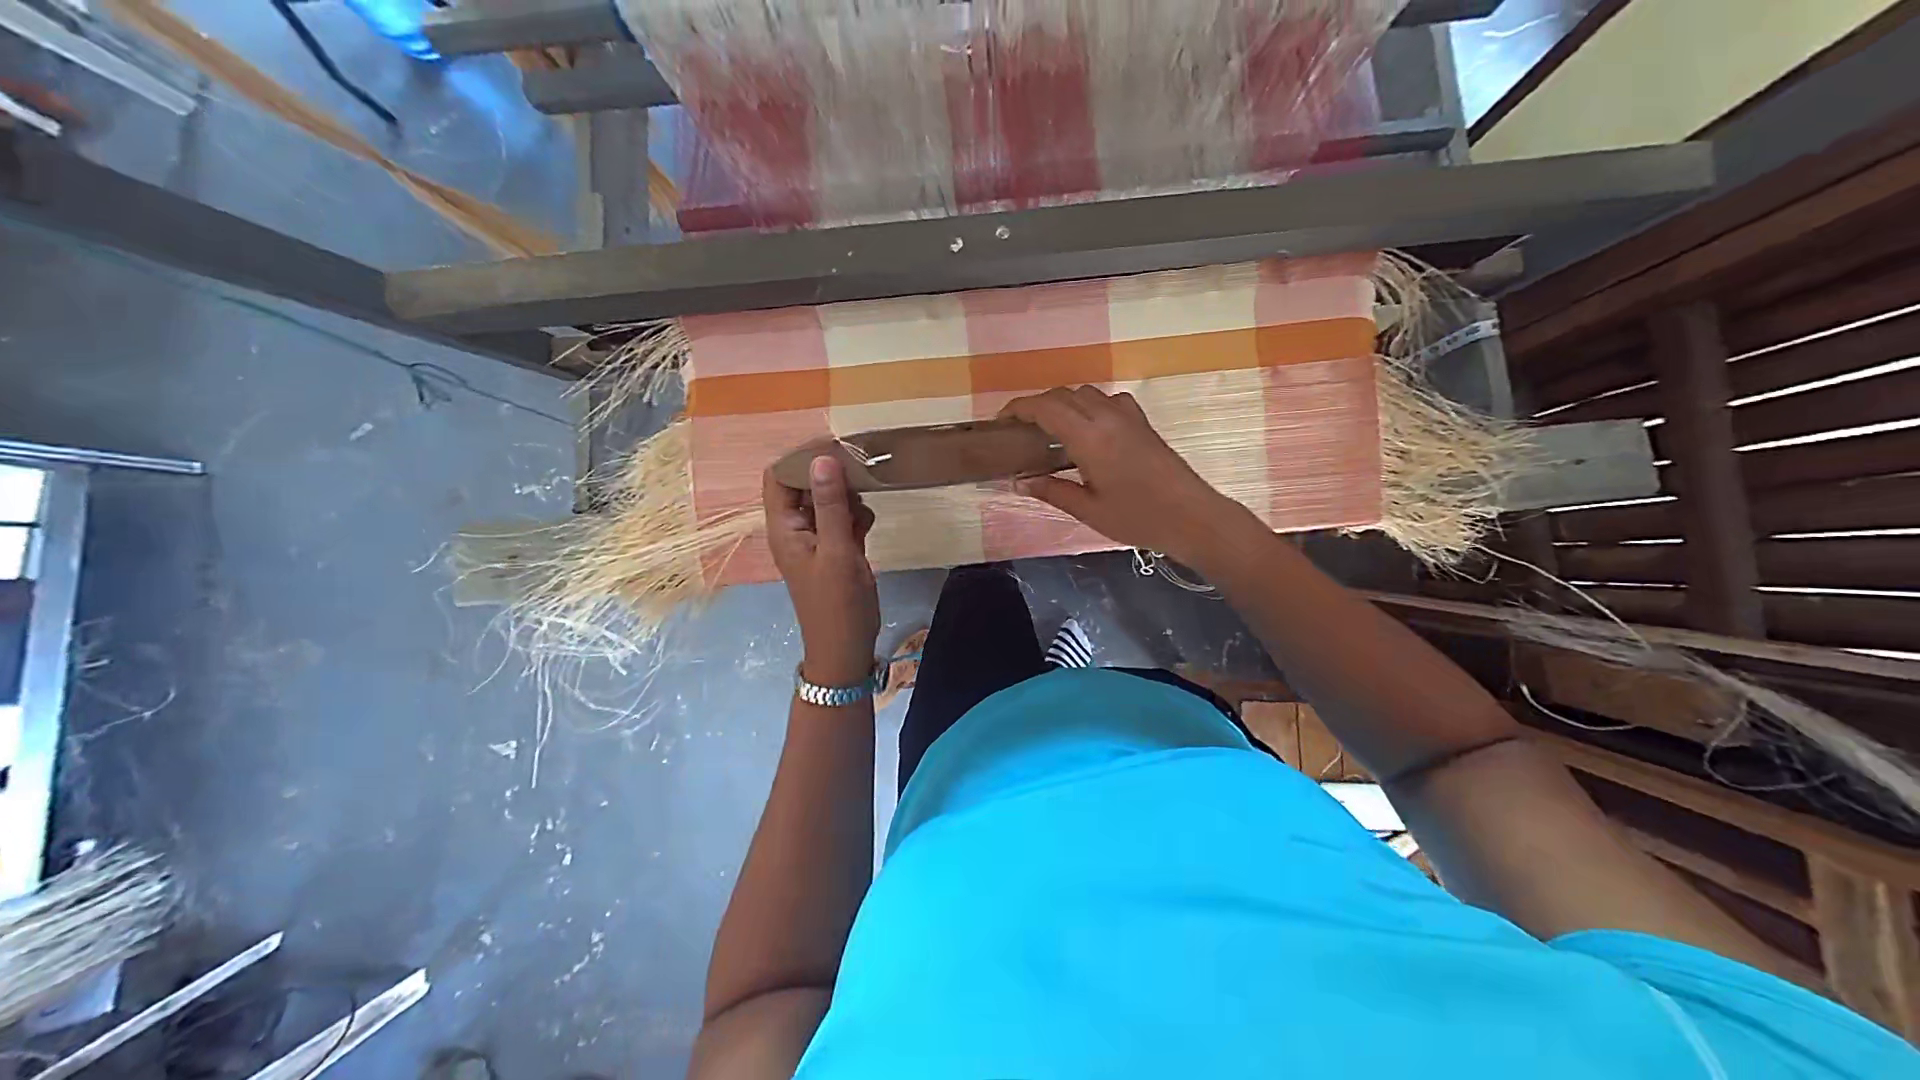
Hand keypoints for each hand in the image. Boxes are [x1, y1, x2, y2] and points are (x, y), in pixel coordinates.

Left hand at [763, 456, 880, 687]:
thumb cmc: (837, 604)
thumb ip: (831, 505)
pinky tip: (867, 525)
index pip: (780, 477)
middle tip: (861, 471)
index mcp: (784, 528)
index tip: (836, 449)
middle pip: (804, 485)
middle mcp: (795, 529)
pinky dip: (854, 516)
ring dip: (846, 497)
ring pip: (826, 501)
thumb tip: (822, 459)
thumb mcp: (837, 552)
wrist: (846, 649)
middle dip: (830, 475)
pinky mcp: (834, 550)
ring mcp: (815, 540)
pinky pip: (840, 519)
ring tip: (865, 504)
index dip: (802, 458)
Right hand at [1000, 386, 1257, 566]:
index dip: (1018, 409)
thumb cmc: (1138, 518)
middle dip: (1036, 405)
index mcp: (1089, 437)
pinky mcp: (1142, 422)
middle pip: (1063, 395)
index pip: (1045, 407)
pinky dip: (1088, 405)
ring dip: (1062, 403)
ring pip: (1085, 393)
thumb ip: (1052, 491)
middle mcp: (1107, 416)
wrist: (1192, 517)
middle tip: (1020, 430)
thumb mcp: (1089, 511)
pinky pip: (1107, 400)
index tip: (1001, 422)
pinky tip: (1087, 429)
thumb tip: (1020, 481)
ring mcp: (1127, 416)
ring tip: (1049, 429)